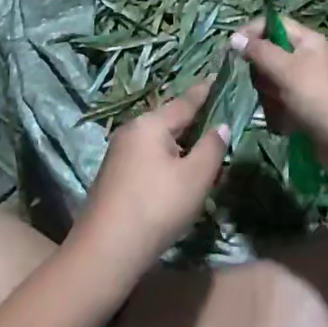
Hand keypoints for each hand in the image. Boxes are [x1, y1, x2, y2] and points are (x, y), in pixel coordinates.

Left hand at [75, 80, 229, 275]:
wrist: (106, 249)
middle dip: (195, 120)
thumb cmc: (157, 207)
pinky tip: (179, 174)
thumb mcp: (195, 177)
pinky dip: (168, 159)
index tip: (219, 76)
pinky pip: (149, 156)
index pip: (185, 101)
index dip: (206, 90)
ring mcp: (119, 153)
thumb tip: (221, 125)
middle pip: (170, 119)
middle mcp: (131, 130)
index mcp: (150, 124)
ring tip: (206, 148)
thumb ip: (212, 147)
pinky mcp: (115, 175)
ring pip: (159, 140)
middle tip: (221, 118)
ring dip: (182, 144)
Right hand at [231, 17, 327, 169]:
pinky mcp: (304, 105)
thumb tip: (234, 38)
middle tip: (267, 85)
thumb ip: (258, 51)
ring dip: (270, 95)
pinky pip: (279, 100)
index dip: (252, 32)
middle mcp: (307, 57)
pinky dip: (278, 111)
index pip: (273, 24)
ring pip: (271, 80)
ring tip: (279, 107)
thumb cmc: (317, 98)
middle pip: (269, 53)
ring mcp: (306, 83)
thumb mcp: (285, 69)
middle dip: (262, 72)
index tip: (233, 49)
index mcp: (308, 41)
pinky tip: (285, 122)